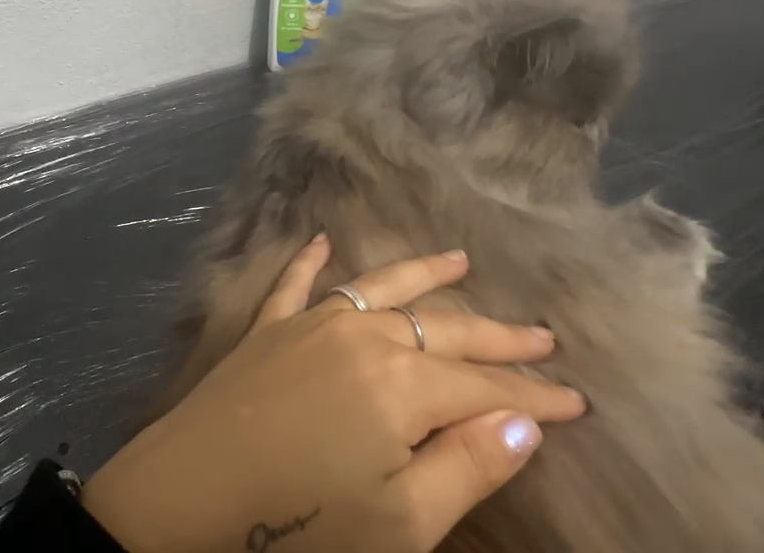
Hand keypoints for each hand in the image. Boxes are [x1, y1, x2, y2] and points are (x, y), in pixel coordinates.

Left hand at [81, 235, 586, 552]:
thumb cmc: (301, 526)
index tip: (577, 400)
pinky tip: (319, 239)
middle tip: (543, 335)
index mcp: (402, 384)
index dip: (533, 396)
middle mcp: (360, 335)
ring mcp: (308, 323)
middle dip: (497, 336)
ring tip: (459, 258)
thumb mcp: (402, 522)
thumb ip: (467, 465)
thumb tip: (525, 423)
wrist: (187, 500)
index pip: (485, 385)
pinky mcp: (265, 328)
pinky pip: (294, 282)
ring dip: (422, 274)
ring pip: (379, 287)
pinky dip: (310, 260)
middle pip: (444, 329)